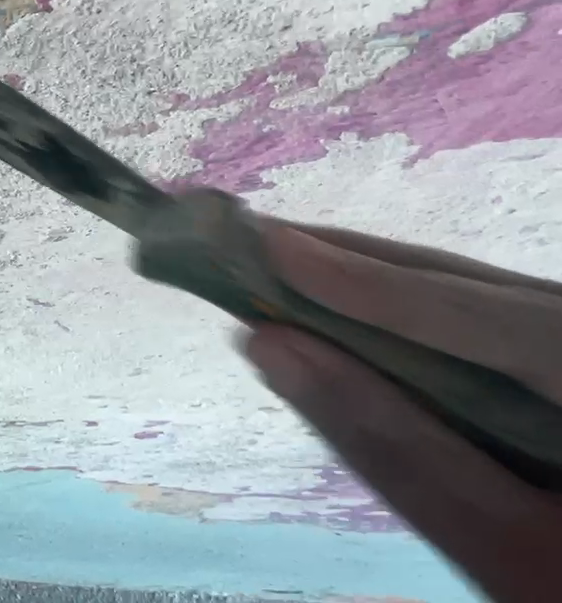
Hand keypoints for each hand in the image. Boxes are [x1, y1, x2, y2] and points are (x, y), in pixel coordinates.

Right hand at [243, 221, 561, 602]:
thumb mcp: (508, 553)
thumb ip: (398, 450)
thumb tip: (267, 344)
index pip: (514, 327)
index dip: (387, 288)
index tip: (276, 246)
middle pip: (497, 297)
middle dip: (369, 265)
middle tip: (255, 235)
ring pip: (489, 304)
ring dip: (378, 281)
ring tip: (277, 254)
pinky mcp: (548, 380)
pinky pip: (488, 331)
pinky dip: (404, 313)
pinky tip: (337, 307)